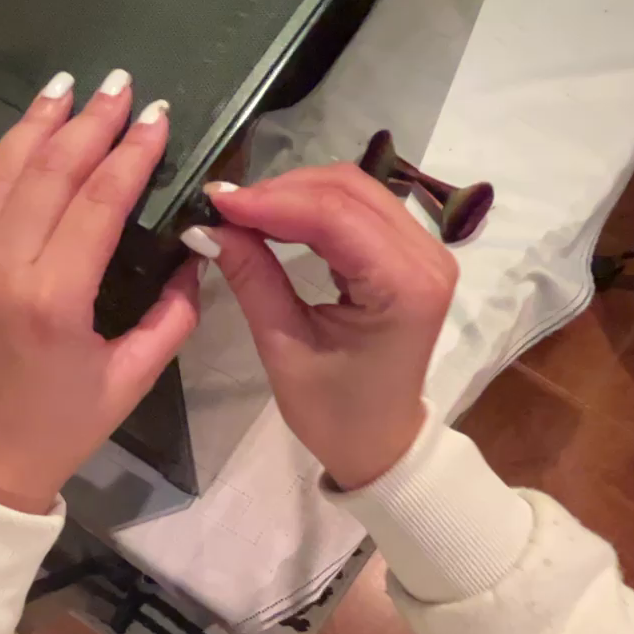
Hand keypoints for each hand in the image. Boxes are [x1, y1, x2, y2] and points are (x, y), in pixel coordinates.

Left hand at [0, 72, 201, 513]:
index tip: (158, 119)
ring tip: (62, 90)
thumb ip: (172, 318)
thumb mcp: (132, 380)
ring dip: (32, 126)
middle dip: (90, 125)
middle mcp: (4, 272)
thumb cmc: (66, 427)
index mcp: (56, 300)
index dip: (132, 155)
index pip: (100, 203)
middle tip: (120, 89)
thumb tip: (192, 259)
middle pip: (50, 175)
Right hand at [189, 165, 457, 489]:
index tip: (216, 203)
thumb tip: (208, 229)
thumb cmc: (334, 414)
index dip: (272, 201)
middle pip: (348, 191)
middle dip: (281, 191)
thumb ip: (253, 280)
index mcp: (403, 286)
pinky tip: (277, 220)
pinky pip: (361, 211)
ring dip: (295, 195)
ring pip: (355, 192)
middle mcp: (425, 256)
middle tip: (224, 208)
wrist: (378, 443)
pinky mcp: (411, 254)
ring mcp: (424, 251)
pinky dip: (314, 209)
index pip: (334, 216)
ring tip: (244, 214)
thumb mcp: (285, 349)